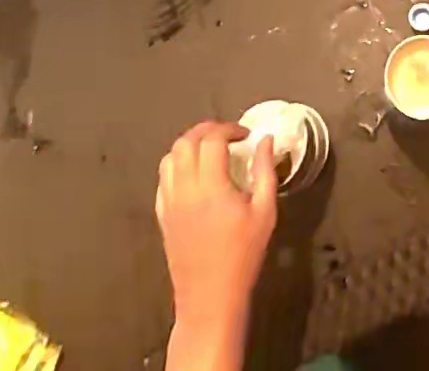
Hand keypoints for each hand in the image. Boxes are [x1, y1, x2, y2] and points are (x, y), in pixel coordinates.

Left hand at [156, 121, 277, 331]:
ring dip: (190, 145)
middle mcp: (185, 189)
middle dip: (207, 130)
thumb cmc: (243, 256)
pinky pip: (163, 178)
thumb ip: (265, 171)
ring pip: (170, 157)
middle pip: (186, 142)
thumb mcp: (265, 212)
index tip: (246, 135)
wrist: (210, 299)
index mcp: (211, 186)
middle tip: (228, 135)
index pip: (212, 139)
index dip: (229, 129)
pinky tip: (194, 173)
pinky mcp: (162, 215)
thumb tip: (266, 140)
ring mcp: (169, 202)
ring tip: (210, 150)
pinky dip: (177, 165)